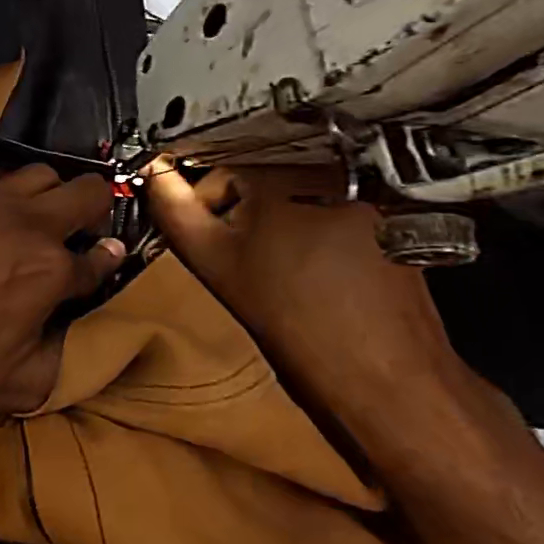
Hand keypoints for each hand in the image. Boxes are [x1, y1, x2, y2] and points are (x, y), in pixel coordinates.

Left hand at [0, 164, 124, 413]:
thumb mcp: (15, 385)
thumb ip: (62, 358)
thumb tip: (77, 334)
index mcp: (49, 271)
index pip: (102, 258)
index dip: (109, 264)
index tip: (107, 263)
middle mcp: (24, 224)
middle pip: (86, 192)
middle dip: (98, 209)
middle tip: (85, 231)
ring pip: (41, 172)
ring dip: (53, 190)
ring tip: (43, 215)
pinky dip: (7, 186)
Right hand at [141, 162, 467, 424]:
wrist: (380, 371)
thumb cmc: (297, 319)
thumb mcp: (211, 259)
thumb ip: (171, 209)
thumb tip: (154, 175)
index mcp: (285, 173)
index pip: (216, 171)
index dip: (200, 210)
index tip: (207, 243)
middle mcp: (331, 173)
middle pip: (254, 185)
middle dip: (238, 219)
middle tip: (240, 262)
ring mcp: (364, 198)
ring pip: (289, 202)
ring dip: (273, 229)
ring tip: (278, 274)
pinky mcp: (389, 223)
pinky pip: (325, 217)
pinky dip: (310, 239)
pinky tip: (311, 276)